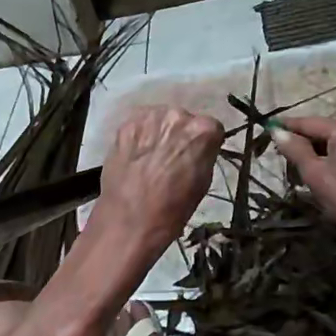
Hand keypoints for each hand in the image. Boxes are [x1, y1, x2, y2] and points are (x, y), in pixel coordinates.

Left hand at [95, 106, 222, 255]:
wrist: (130, 220)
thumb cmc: (174, 208)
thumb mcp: (203, 181)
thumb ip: (203, 154)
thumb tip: (197, 149)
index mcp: (203, 129)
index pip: (210, 128)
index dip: (203, 144)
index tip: (196, 157)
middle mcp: (177, 115)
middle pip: (183, 120)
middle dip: (179, 135)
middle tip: (171, 158)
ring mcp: (148, 117)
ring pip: (159, 120)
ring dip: (158, 133)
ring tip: (150, 158)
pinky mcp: (125, 124)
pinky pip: (138, 126)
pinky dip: (138, 137)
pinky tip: (135, 156)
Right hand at [271, 117, 335, 253]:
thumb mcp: (315, 174)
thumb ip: (295, 150)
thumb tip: (277, 131)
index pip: (309, 122)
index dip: (287, 126)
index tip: (268, 128)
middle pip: (324, 130)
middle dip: (302, 139)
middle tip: (281, 150)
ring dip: (318, 150)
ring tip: (299, 163)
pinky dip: (333, 158)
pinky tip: (324, 172)